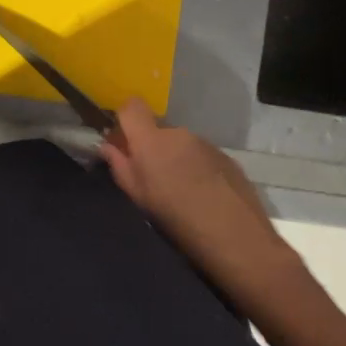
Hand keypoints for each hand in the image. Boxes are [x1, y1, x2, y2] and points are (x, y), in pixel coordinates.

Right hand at [101, 98, 294, 289]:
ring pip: (181, 144)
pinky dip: (198, 169)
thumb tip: (108, 146)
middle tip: (153, 180)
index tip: (123, 143)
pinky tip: (205, 197)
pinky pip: (202, 156)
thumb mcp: (139, 199)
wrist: (237, 238)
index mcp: (152, 140)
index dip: (125, 119)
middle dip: (152, 148)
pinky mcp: (227, 157)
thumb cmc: (178, 220)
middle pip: (158, 130)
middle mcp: (179, 133)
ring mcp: (206, 143)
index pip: (131, 106)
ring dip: (176, 160)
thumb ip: (120, 167)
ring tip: (182, 193)